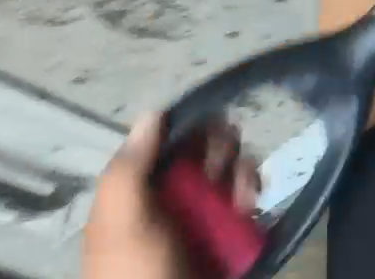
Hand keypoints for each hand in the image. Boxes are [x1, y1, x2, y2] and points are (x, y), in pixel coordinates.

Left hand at [83, 113, 260, 278]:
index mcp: (135, 197)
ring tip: (242, 193)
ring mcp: (200, 219)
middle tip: (222, 167)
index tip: (209, 127)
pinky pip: (246, 196)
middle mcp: (167, 202)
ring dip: (241, 171)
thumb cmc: (140, 277)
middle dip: (221, 150)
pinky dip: (252, 191)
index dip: (190, 129)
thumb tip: (152, 112)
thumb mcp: (122, 227)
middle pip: (202, 153)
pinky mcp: (228, 234)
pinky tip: (252, 202)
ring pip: (229, 170)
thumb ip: (129, 170)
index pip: (165, 144)